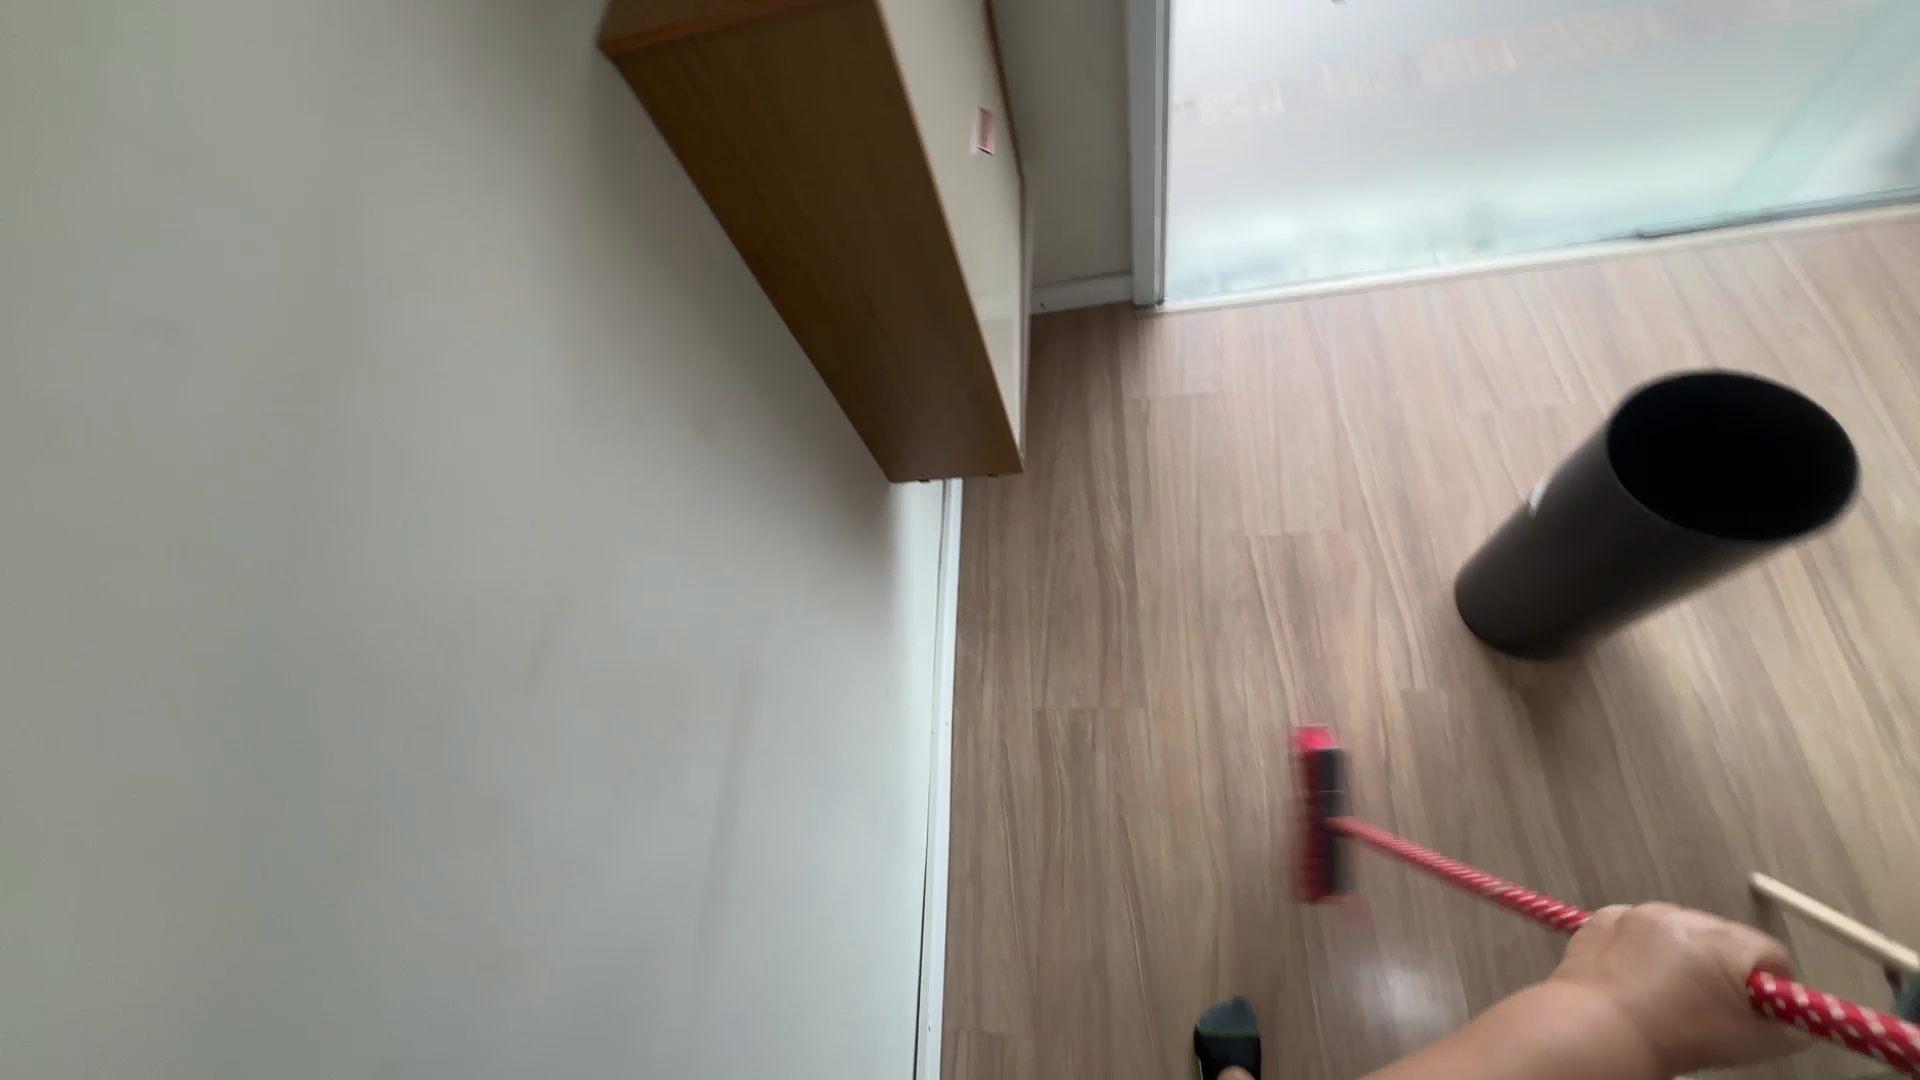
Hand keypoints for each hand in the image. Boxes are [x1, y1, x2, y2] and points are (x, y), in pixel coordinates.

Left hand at [1550, 902, 1805, 1075]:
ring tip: (1672, 987)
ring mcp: (1633, 912)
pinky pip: (1636, 927)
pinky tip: (1638, 972)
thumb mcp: (1764, 1040)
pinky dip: (1643, 944)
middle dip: (1725, 962)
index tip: (1760, 1005)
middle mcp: (1676, 914)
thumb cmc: (1688, 1033)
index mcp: (1721, 939)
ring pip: (1676, 927)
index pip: (1769, 950)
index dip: (1773, 980)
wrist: (1604, 1022)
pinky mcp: (1601, 917)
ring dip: (1683, 950)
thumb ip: (1796, 1023)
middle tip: (1714, 998)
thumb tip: (1796, 1011)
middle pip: (1720, 934)